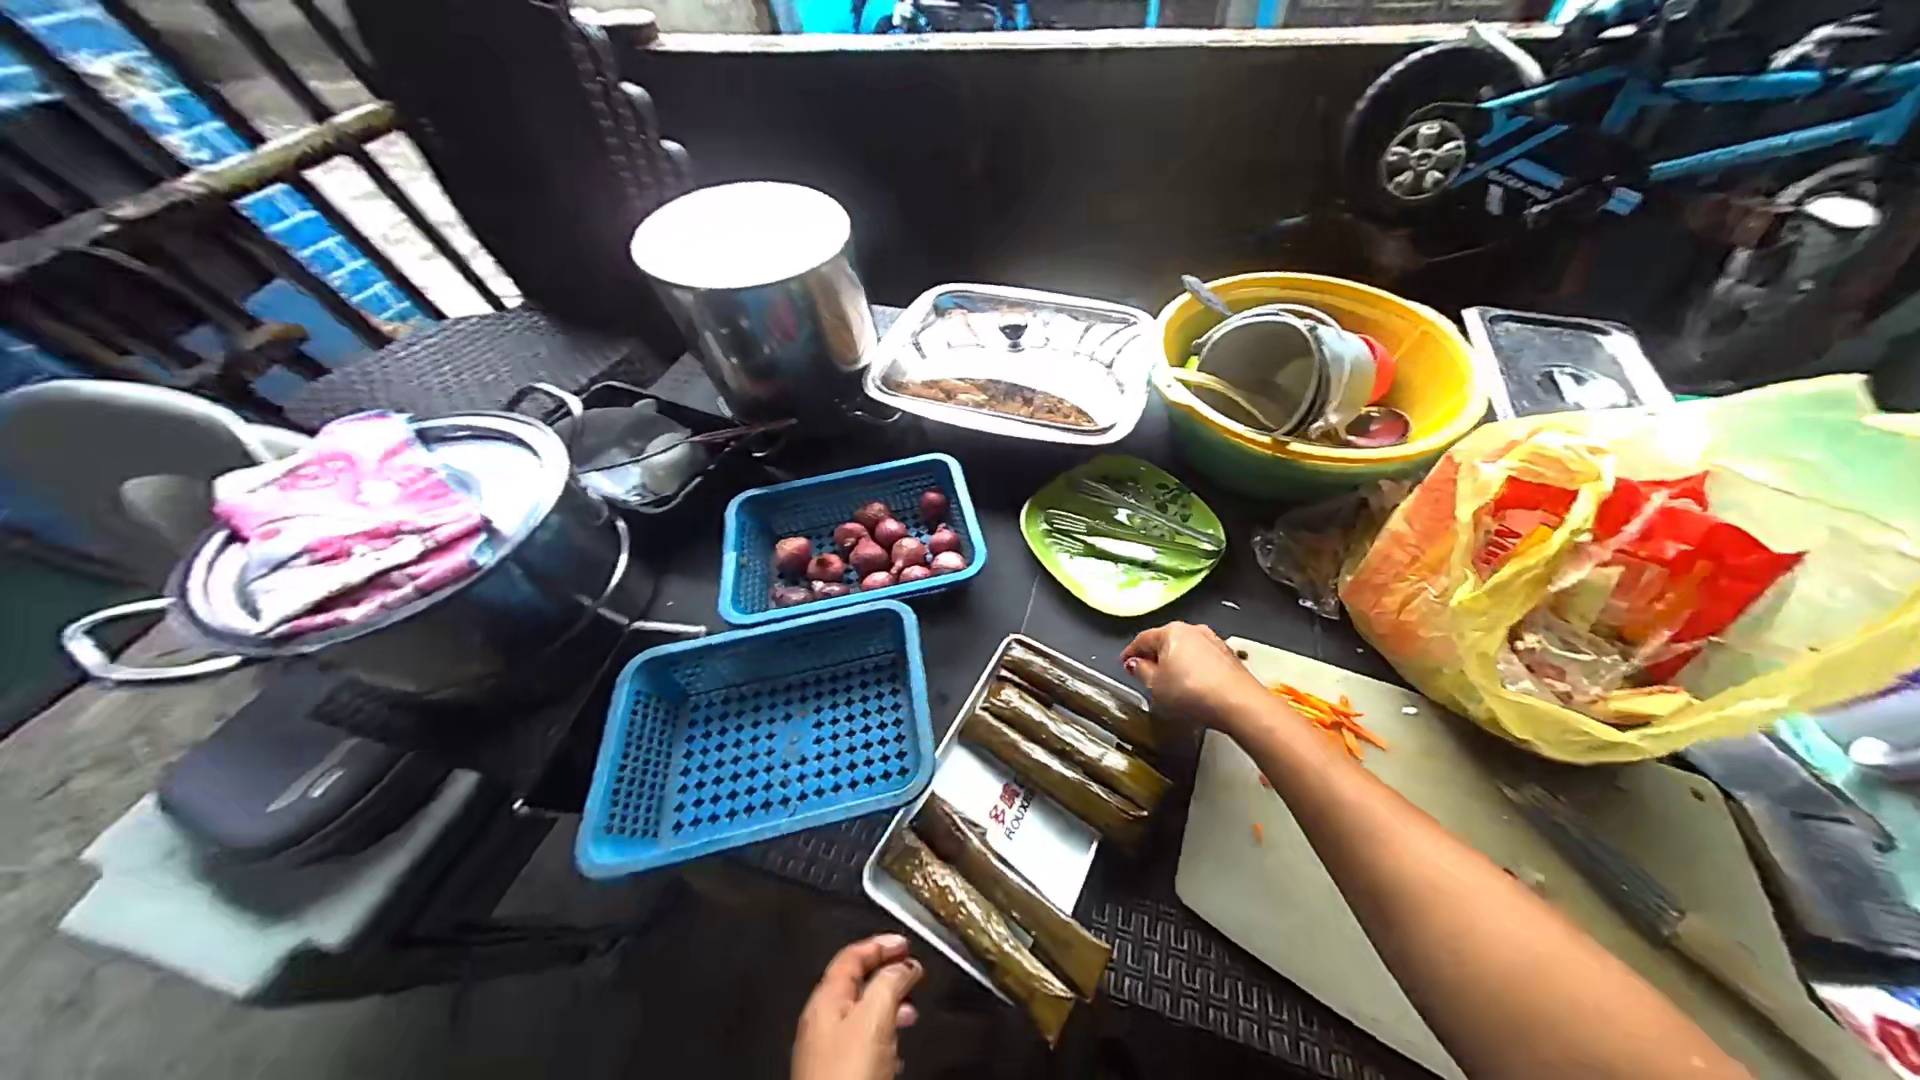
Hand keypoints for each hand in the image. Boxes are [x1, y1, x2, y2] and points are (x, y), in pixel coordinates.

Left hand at [792, 934, 923, 1079]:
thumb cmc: (849, 1074)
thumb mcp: (875, 1017)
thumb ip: (889, 983)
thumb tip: (904, 965)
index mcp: (825, 999)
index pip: (851, 956)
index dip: (879, 944)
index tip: (906, 943)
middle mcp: (821, 1021)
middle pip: (856, 983)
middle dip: (886, 974)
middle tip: (913, 973)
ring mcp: (825, 1052)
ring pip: (860, 1014)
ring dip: (888, 1006)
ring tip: (911, 1011)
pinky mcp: (835, 1077)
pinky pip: (862, 1043)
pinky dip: (883, 1035)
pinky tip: (896, 1050)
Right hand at [1122, 621, 1268, 733]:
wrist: (1238, 704)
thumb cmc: (1194, 692)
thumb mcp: (1155, 685)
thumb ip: (1140, 671)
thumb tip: (1136, 664)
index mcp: (1171, 631)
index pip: (1143, 639)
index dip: (1130, 653)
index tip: (1125, 662)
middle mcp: (1194, 630)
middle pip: (1166, 643)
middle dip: (1154, 658)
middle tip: (1145, 676)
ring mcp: (1214, 643)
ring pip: (1186, 651)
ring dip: (1176, 665)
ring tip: (1170, 687)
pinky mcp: (1229, 658)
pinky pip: (1203, 661)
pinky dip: (1194, 671)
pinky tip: (1192, 688)